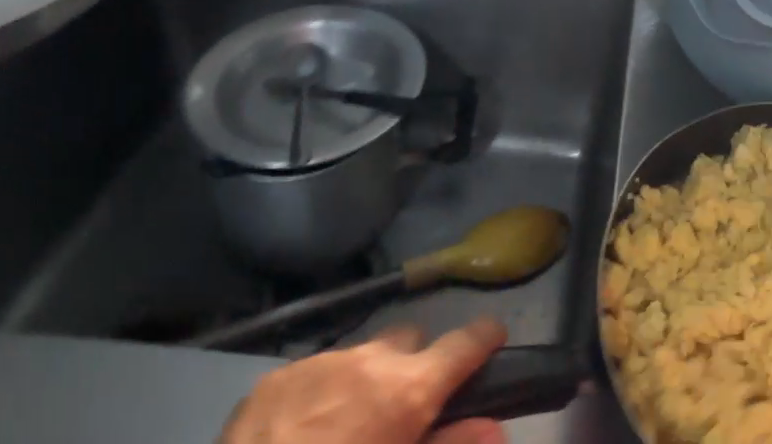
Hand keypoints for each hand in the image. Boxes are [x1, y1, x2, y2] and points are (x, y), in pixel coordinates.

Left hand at [219, 317, 508, 443]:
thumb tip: (496, 428)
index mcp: (408, 388)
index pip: (465, 342)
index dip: (485, 338)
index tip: (494, 339)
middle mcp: (370, 360)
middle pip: (409, 338)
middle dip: (414, 362)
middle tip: (402, 408)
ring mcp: (319, 363)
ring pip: (359, 355)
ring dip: (365, 378)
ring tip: (344, 427)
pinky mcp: (275, 377)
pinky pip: (313, 372)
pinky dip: (320, 393)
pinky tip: (301, 433)